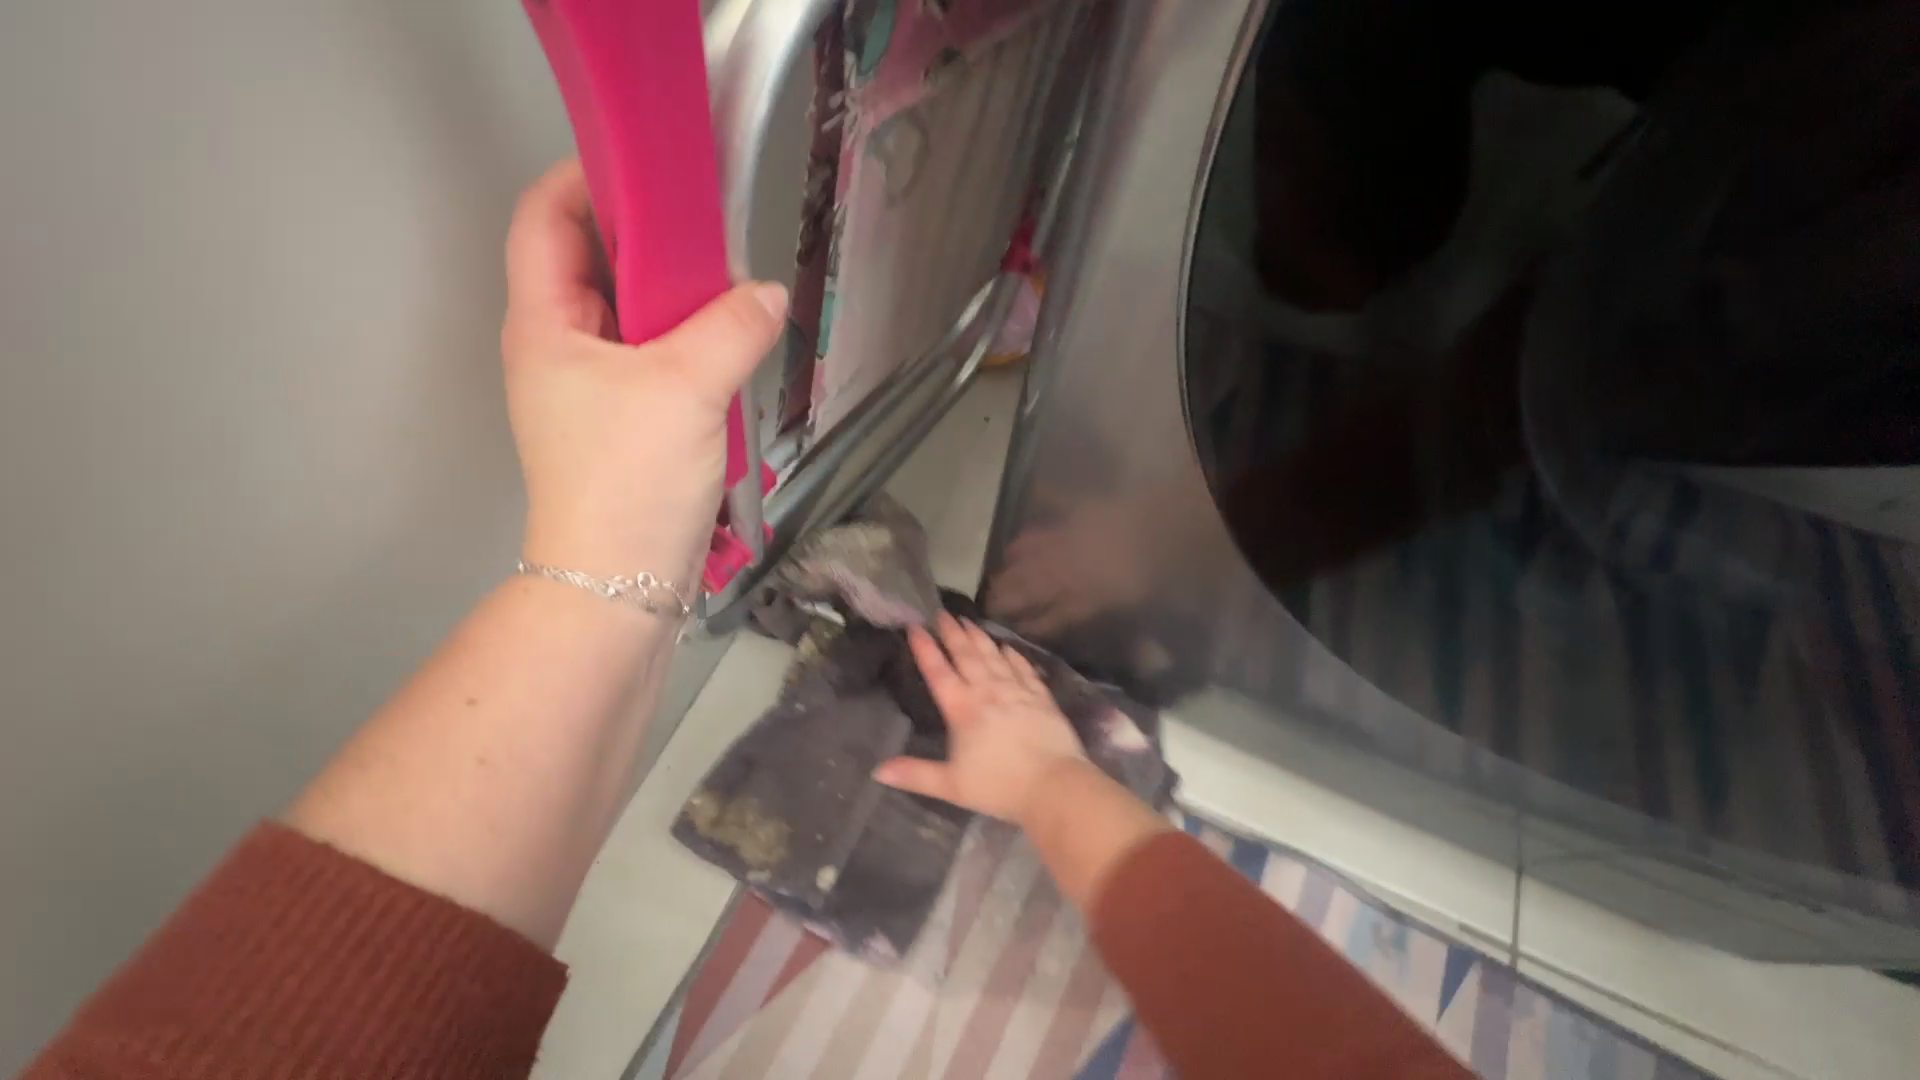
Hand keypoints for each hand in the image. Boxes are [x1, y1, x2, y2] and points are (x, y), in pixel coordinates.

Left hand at [501, 160, 787, 583]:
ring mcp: (592, 388)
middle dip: (651, 237)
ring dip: (678, 296)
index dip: (590, 177)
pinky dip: (690, 343)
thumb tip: (769, 294)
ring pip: (632, 314)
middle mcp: (560, 348)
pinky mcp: (625, 422)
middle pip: (594, 261)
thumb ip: (732, 327)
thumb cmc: (631, 476)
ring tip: (733, 286)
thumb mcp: (686, 389)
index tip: (657, 169)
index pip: (545, 216)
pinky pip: (656, 359)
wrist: (620, 582)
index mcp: (546, 323)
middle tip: (715, 230)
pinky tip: (732, 345)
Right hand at [874, 613, 1088, 823]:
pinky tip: (1008, 647)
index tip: (914, 626)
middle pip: (967, 656)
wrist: (1053, 785)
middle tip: (942, 612)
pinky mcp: (1041, 697)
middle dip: (952, 633)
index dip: (925, 648)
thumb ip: (915, 775)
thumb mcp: (951, 785)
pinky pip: (1024, 669)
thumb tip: (878, 771)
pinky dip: (1013, 656)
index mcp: (963, 710)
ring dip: (980, 638)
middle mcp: (988, 692)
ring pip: (994, 657)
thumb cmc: (998, 786)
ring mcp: (1017, 691)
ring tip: (969, 621)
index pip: (939, 672)